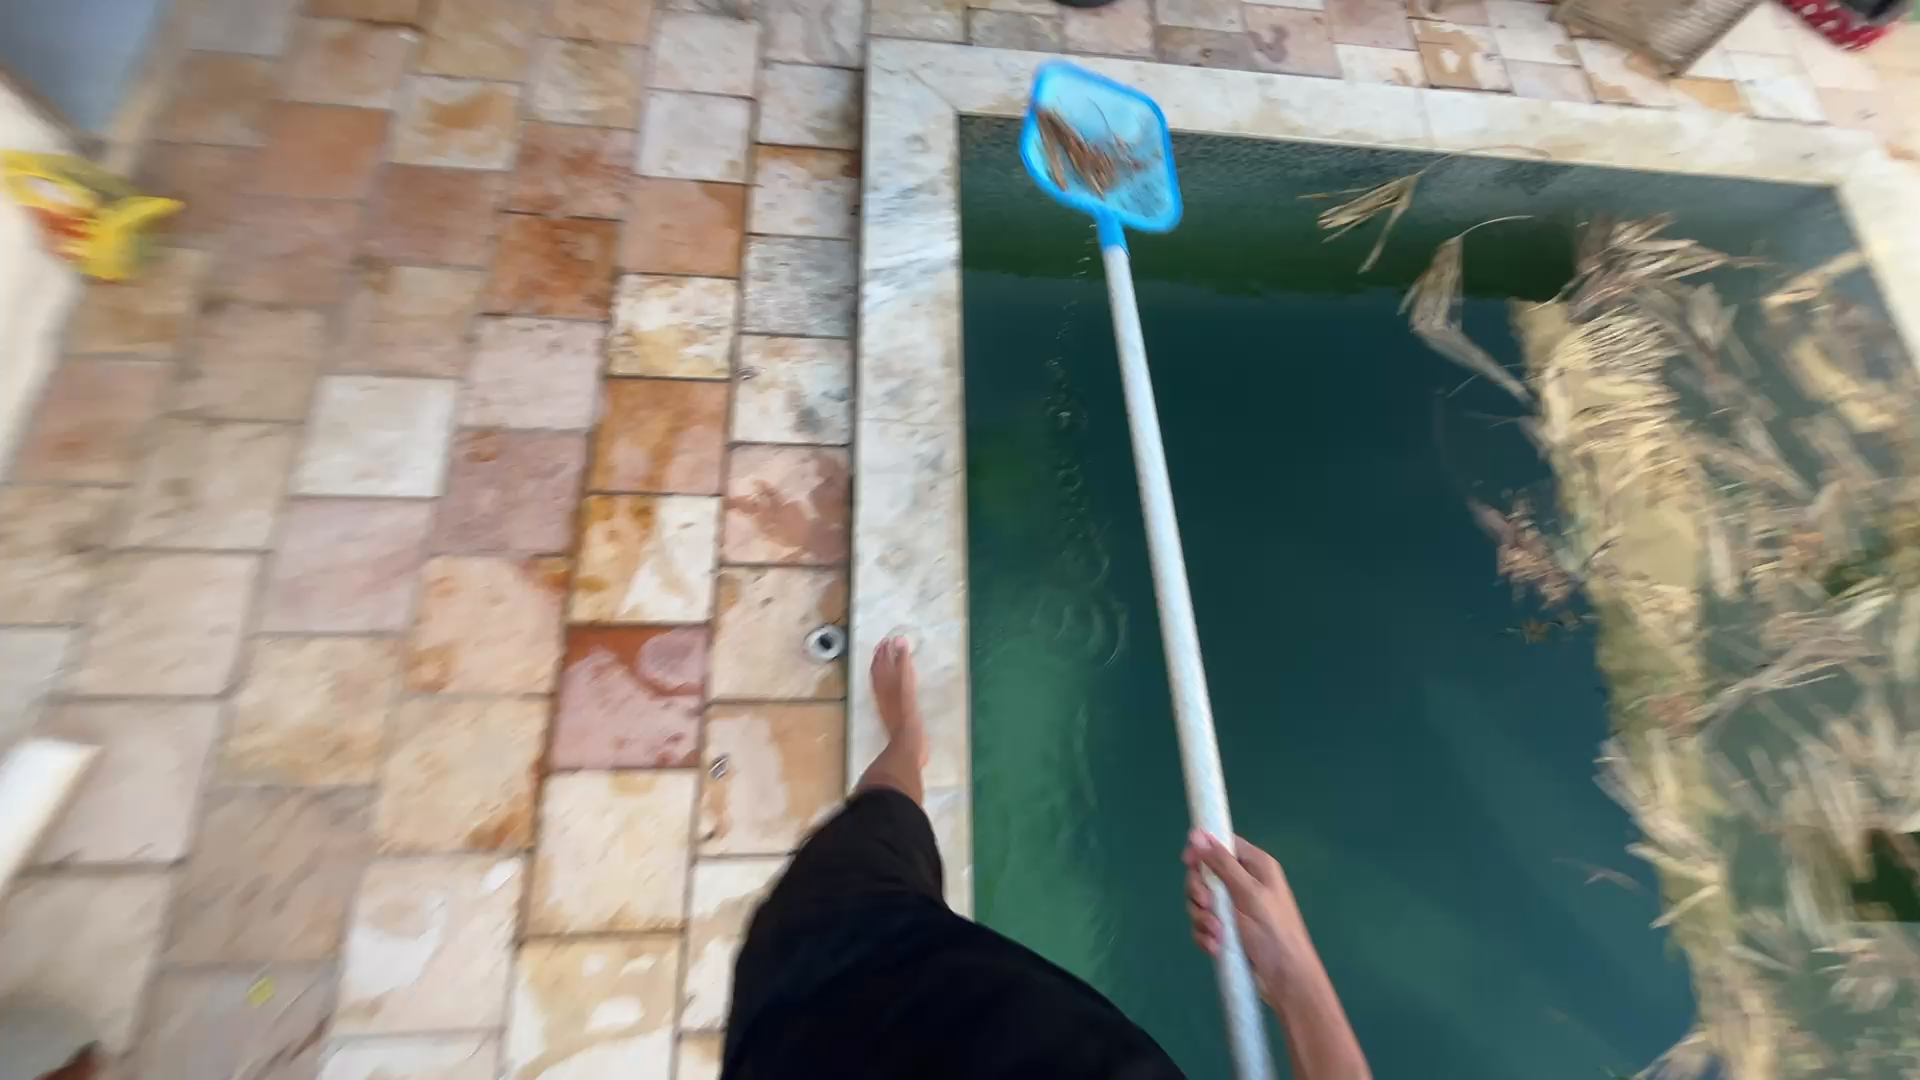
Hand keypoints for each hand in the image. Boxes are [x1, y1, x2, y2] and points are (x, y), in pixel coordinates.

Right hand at [1183, 829, 1319, 1006]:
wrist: (1287, 984)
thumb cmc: (1274, 933)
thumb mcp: (1248, 894)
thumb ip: (1221, 863)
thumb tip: (1196, 833)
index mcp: (1254, 866)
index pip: (1221, 843)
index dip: (1202, 850)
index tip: (1188, 863)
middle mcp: (1243, 882)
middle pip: (1205, 872)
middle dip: (1200, 891)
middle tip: (1206, 904)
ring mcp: (1234, 907)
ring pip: (1201, 900)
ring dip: (1203, 917)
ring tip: (1217, 934)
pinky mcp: (1226, 930)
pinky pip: (1203, 923)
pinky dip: (1206, 934)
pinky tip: (1216, 947)